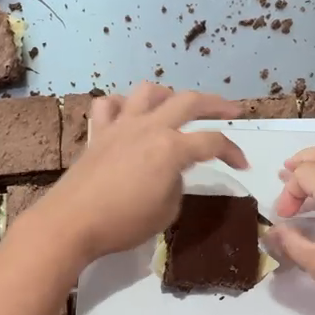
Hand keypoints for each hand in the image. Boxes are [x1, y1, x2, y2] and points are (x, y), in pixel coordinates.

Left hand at [26, 84, 244, 267]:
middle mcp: (149, 128)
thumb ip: (177, 184)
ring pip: (149, 91)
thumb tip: (171, 171)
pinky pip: (108, 105)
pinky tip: (129, 114)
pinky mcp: (98, 133)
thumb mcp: (166, 211)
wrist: (71, 222)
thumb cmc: (123, 223)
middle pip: (189, 101)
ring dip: (168, 94)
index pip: (213, 142)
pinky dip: (122, 104)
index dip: (233, 151)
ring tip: (176, 105)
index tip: (242, 164)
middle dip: (215, 104)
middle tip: (232, 109)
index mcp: (172, 148)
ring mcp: (120, 126)